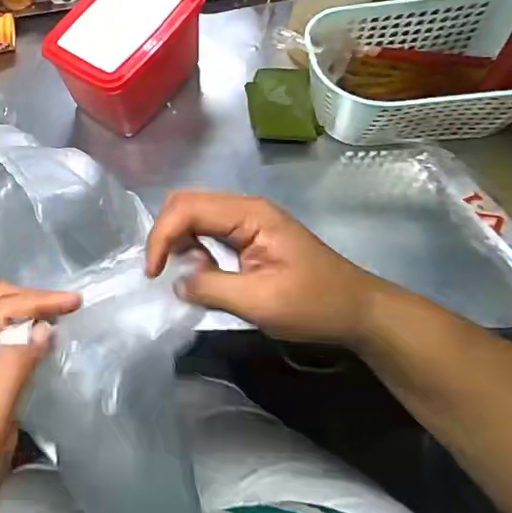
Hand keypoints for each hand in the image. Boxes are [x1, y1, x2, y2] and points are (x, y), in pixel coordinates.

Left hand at [0, 282, 80, 512]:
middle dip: (34, 298)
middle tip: (71, 306)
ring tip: (62, 313)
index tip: (76, 301)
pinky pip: (0, 330)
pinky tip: (42, 330)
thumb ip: (15, 366)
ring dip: (30, 307)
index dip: (37, 301)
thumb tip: (44, 326)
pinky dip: (24, 323)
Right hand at [144, 191, 392, 345]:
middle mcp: (247, 208)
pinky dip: (195, 249)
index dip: (162, 235)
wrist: (358, 310)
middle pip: (188, 203)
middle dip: (166, 234)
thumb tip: (176, 283)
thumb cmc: (315, 304)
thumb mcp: (260, 302)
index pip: (189, 207)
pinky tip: (202, 273)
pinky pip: (210, 231)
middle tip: (162, 272)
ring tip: (186, 276)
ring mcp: (249, 220)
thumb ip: (212, 288)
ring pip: (196, 215)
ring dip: (180, 242)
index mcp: (251, 214)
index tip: (153, 273)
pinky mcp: (250, 235)